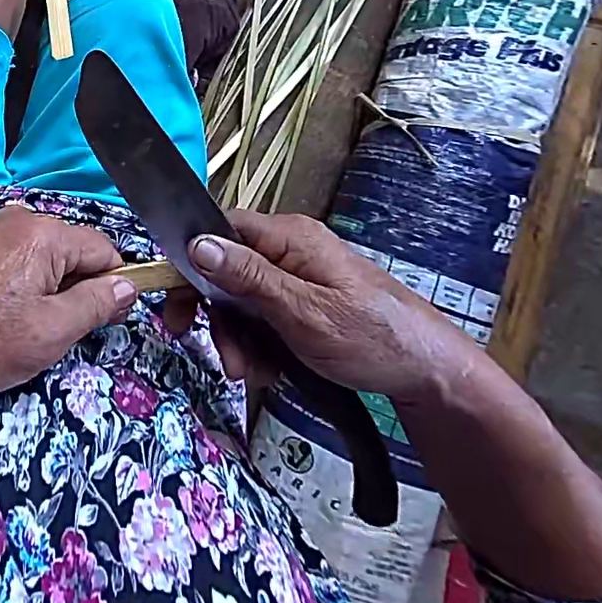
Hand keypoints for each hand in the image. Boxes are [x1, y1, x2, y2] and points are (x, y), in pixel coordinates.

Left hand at [0, 205, 135, 403]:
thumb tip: (128, 286)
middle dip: (76, 289)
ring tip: (22, 325)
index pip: (105, 250)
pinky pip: (19, 257)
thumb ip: (97, 304)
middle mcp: (22, 218)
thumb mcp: (51, 332)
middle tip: (55, 330)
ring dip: (49, 288)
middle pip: (75, 252)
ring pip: (48, 257)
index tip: (99, 320)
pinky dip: (22, 283)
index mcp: (46, 234)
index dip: (111, 286)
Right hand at [187, 209, 480, 402]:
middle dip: (222, 317)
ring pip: (246, 299)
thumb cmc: (369, 337)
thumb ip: (249, 278)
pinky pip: (267, 315)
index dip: (193, 262)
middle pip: (230, 270)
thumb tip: (197, 243)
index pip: (223, 230)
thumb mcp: (303, 312)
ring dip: (241, 338)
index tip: (177, 308)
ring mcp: (300, 275)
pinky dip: (261, 343)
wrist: (424, 370)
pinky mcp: (307, 300)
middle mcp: (292, 248)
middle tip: (227, 359)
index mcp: (291, 236)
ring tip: (256, 372)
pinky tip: (272, 369)